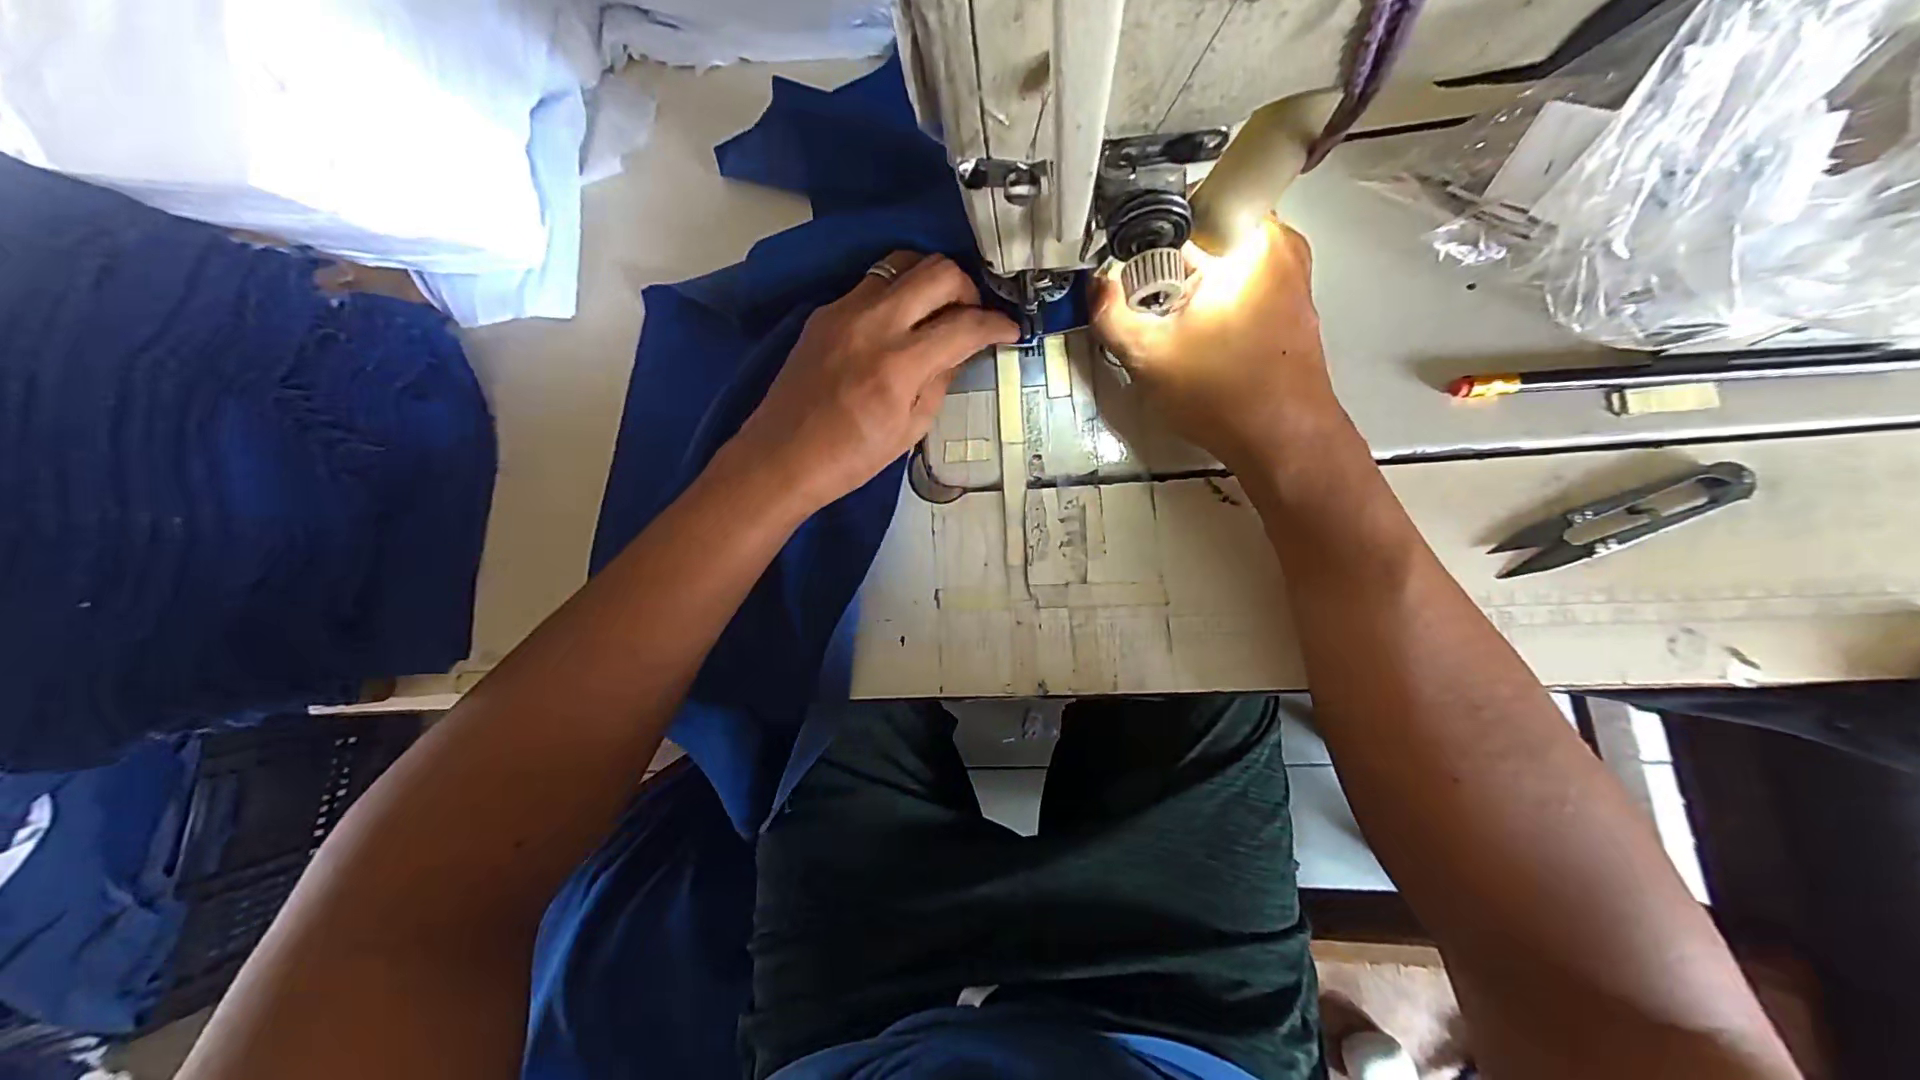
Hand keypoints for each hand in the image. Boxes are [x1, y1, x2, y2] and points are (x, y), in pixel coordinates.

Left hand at [728, 252, 1019, 512]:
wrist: (781, 457)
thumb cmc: (850, 458)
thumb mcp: (911, 429)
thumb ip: (941, 380)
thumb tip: (960, 349)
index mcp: (899, 365)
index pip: (964, 325)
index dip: (997, 325)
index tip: (1009, 329)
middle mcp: (873, 324)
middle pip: (939, 271)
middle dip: (968, 289)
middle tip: (971, 315)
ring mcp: (844, 311)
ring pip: (903, 263)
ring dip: (930, 281)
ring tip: (937, 311)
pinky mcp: (824, 312)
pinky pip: (872, 283)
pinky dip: (896, 294)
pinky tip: (898, 323)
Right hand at [1092, 219, 1340, 474]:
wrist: (1285, 441)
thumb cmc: (1222, 394)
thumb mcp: (1147, 356)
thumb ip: (1110, 316)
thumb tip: (1096, 288)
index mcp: (1249, 239)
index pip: (1187, 204)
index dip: (1151, 232)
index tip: (1133, 266)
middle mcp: (1280, 243)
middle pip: (1205, 232)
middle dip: (1170, 262)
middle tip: (1148, 303)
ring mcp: (1293, 273)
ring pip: (1224, 259)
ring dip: (1193, 284)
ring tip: (1174, 325)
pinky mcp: (1294, 302)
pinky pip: (1243, 281)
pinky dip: (1217, 299)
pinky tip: (1202, 339)